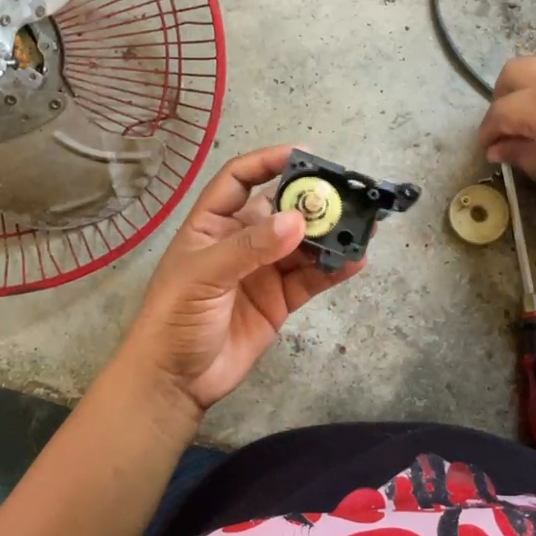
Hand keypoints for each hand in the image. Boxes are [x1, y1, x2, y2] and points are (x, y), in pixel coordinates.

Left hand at [116, 146, 365, 411]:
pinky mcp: (279, 301)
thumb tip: (296, 220)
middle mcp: (240, 242)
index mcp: (212, 225)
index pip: (239, 180)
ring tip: (361, 228)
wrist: (175, 380)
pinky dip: (333, 269)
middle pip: (281, 210)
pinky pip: (310, 278)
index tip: (305, 155)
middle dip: (312, 201)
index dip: (268, 162)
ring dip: (330, 235)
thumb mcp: (204, 276)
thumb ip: (250, 248)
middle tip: (348, 196)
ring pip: (302, 244)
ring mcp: (262, 272)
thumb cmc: (174, 318)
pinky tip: (354, 261)